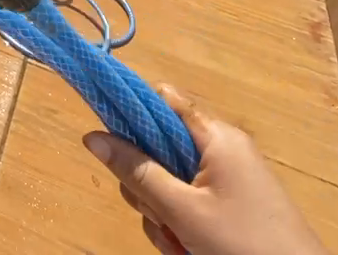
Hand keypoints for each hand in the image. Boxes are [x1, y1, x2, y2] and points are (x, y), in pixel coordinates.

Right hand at [82, 86, 330, 254]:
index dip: (131, 109)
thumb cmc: (247, 248)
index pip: (161, 97)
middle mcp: (222, 152)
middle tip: (153, 209)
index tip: (111, 137)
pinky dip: (180, 226)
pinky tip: (185, 252)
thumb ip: (136, 171)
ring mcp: (228, 184)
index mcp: (216, 137)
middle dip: (145, 180)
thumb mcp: (183, 211)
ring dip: (160, 211)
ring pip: (168, 180)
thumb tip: (90, 135)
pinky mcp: (233, 212)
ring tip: (176, 243)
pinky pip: (188, 205)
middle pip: (158, 144)